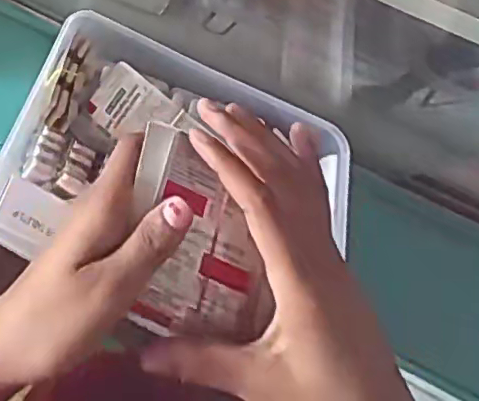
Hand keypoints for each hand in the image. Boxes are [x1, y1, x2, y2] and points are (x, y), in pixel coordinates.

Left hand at [0, 132, 193, 400]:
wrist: (4, 352)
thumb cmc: (53, 320)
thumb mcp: (108, 287)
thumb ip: (147, 245)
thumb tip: (184, 200)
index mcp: (102, 203)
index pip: (133, 146)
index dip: (166, 136)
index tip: (205, 147)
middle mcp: (98, 206)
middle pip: (142, 172)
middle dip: (179, 174)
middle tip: (225, 191)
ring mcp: (94, 228)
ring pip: (140, 201)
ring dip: (171, 206)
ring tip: (215, 219)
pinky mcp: (93, 252)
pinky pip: (133, 228)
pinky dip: (157, 232)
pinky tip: (182, 254)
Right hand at [143, 101, 410, 400]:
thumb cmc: (323, 396)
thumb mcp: (259, 381)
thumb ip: (202, 362)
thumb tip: (144, 354)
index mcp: (296, 272)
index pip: (258, 200)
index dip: (227, 163)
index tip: (197, 135)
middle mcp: (315, 248)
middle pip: (278, 176)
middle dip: (243, 136)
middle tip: (209, 107)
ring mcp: (330, 248)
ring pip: (299, 180)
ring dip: (268, 141)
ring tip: (240, 111)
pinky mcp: (335, 256)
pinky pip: (319, 197)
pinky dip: (307, 161)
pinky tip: (299, 134)